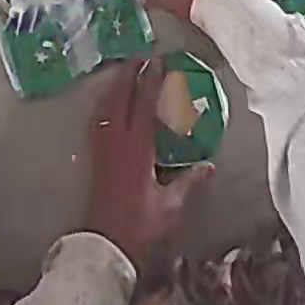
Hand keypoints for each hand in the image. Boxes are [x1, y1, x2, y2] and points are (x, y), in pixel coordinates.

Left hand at [83, 59, 213, 266]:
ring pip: (106, 107)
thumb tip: (209, 165)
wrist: (103, 248)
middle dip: (129, 75)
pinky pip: (97, 121)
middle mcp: (117, 143)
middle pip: (120, 99)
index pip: (144, 106)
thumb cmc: (139, 227)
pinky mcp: (96, 158)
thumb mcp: (170, 207)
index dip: (152, 82)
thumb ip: (189, 183)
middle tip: (139, 56)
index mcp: (137, 149)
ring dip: (115, 86)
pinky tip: (108, 103)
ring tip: (124, 71)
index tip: (159, 62)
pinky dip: (104, 105)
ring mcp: (103, 149)